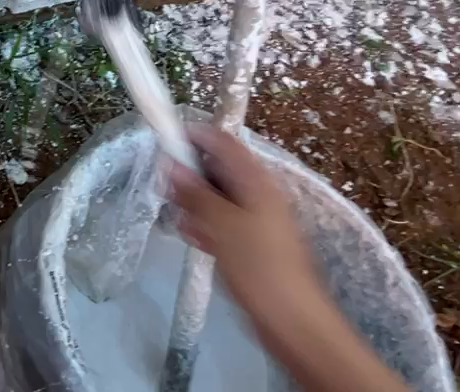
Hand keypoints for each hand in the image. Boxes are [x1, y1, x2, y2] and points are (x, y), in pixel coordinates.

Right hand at [167, 123, 323, 318]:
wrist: (295, 324)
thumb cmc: (259, 265)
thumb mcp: (221, 223)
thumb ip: (194, 191)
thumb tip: (170, 161)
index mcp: (256, 181)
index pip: (222, 141)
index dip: (193, 136)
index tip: (164, 144)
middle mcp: (256, 194)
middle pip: (216, 168)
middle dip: (189, 174)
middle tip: (168, 188)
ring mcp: (254, 219)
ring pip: (215, 196)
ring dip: (194, 203)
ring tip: (181, 219)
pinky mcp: (250, 243)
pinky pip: (221, 222)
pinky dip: (205, 225)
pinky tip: (194, 239)